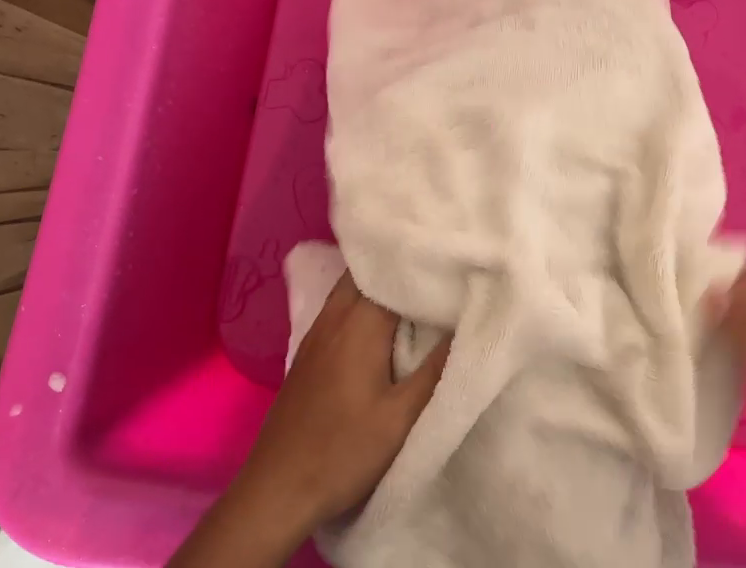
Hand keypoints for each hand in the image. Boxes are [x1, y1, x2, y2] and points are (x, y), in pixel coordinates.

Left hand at [242, 271, 450, 525]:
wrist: (278, 489)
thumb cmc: (344, 451)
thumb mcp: (402, 418)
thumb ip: (436, 369)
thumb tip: (467, 323)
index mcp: (359, 324)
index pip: (391, 272)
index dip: (421, 261)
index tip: (451, 256)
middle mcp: (334, 317)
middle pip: (366, 271)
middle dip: (398, 264)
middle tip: (437, 266)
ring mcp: (316, 333)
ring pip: (350, 288)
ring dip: (379, 282)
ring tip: (417, 287)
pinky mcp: (309, 352)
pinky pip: (340, 308)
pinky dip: (363, 300)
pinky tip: (383, 319)